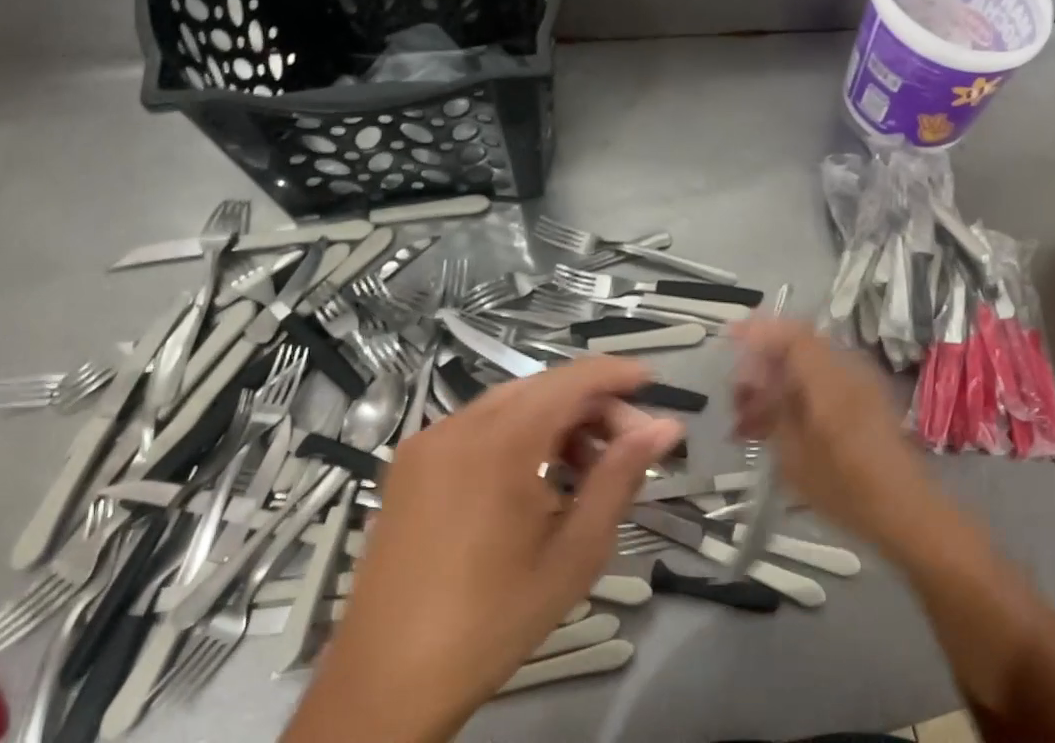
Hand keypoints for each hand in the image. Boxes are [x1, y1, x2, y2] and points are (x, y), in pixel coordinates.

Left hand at [284, 357, 683, 742]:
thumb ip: (621, 476)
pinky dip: (517, 436)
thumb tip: (665, 427)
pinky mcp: (408, 468)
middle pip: (541, 388)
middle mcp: (457, 427)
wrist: (389, 680)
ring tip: (589, 469)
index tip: (655, 385)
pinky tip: (537, 480)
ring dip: (556, 421)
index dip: (617, 374)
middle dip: (592, 406)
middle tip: (632, 446)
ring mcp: (425, 445)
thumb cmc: (496, 618)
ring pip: (508, 406)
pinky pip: (476, 429)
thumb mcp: (576, 550)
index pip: (572, 380)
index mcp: (500, 442)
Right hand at [732, 320, 941, 558]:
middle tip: (737, 397)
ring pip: (810, 368)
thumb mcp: (794, 454)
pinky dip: (798, 397)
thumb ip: (771, 408)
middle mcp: (848, 370)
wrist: (906, 513)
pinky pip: (825, 385)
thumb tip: (753, 379)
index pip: (791, 334)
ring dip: (778, 384)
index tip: (730, 339)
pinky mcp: (868, 403)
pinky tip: (779, 428)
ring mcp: (862, 385)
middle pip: (800, 348)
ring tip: (751, 421)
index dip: (758, 331)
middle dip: (763, 364)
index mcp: (830, 377)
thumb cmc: (846, 488)